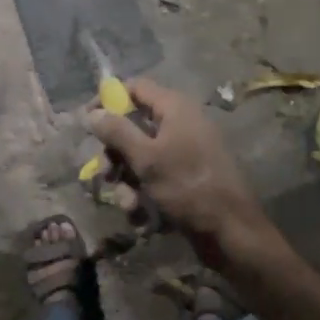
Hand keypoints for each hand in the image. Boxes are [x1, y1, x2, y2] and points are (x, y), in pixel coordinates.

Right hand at [88, 79, 267, 264]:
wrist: (231, 232)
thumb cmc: (188, 186)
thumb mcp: (147, 159)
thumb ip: (117, 132)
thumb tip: (92, 112)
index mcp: (175, 108)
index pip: (135, 88)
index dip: (109, 101)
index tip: (88, 123)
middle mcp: (180, 124)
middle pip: (134, 126)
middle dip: (116, 154)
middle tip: (105, 175)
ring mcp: (185, 152)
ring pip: (142, 158)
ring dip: (128, 182)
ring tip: (130, 206)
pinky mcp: (187, 178)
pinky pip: (156, 178)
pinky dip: (145, 196)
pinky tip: (143, 218)